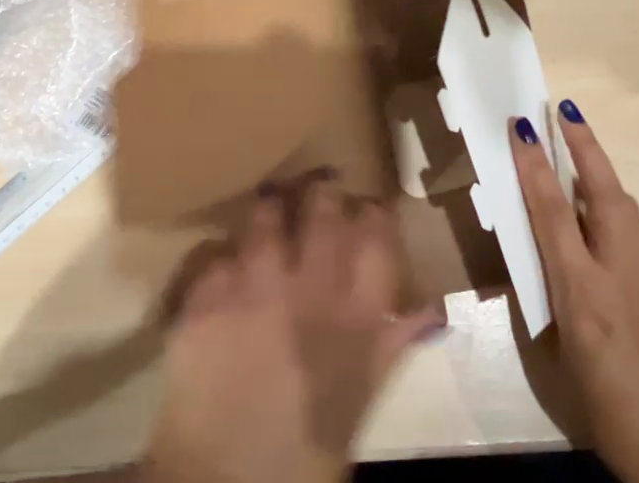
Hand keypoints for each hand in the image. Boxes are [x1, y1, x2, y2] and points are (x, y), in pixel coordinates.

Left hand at [139, 178, 444, 482]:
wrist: (226, 482)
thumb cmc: (307, 447)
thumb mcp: (362, 397)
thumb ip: (393, 343)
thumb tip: (432, 308)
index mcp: (356, 316)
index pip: (377, 236)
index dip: (375, 212)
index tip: (370, 204)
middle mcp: (309, 289)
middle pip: (322, 211)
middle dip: (323, 193)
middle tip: (320, 185)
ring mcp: (253, 287)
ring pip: (265, 217)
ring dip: (270, 208)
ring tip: (270, 202)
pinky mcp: (205, 298)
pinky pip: (216, 254)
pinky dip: (222, 256)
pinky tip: (222, 265)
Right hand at [511, 103, 638, 482]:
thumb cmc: (602, 386)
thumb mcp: (564, 326)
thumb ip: (552, 268)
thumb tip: (548, 227)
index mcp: (590, 275)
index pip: (555, 203)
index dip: (536, 162)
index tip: (523, 124)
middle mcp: (626, 259)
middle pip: (602, 188)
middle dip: (583, 147)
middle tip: (562, 115)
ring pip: (622, 207)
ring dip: (599, 178)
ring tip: (575, 162)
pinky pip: (636, 231)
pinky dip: (614, 212)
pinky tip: (604, 225)